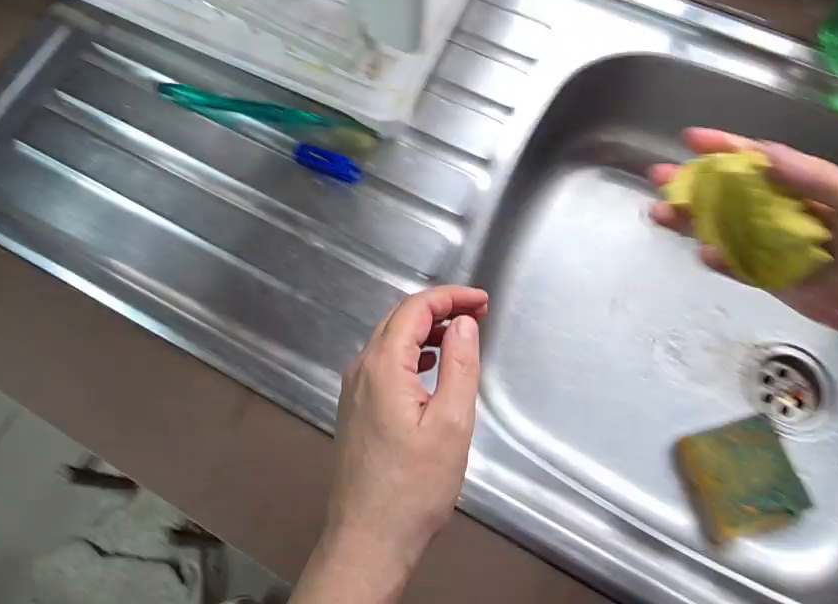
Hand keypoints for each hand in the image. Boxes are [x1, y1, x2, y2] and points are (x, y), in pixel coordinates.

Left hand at [319, 286, 487, 581]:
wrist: (367, 540)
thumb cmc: (412, 489)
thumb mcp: (451, 424)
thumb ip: (459, 366)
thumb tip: (463, 323)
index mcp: (383, 365)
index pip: (415, 308)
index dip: (451, 297)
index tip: (483, 300)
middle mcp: (362, 368)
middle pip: (400, 318)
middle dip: (440, 307)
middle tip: (478, 312)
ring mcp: (354, 388)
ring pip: (391, 339)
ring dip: (426, 329)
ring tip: (462, 335)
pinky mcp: (356, 407)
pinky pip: (384, 362)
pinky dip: (412, 351)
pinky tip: (432, 366)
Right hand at [647, 128, 837, 348]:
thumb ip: (815, 177)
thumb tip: (765, 154)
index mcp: (804, 184)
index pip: (757, 159)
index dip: (723, 146)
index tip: (690, 138)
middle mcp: (781, 208)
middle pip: (727, 190)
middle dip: (692, 181)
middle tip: (658, 176)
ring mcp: (772, 243)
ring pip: (721, 224)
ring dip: (690, 218)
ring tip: (659, 214)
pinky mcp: (770, 277)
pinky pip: (735, 263)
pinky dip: (717, 257)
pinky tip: (705, 253)